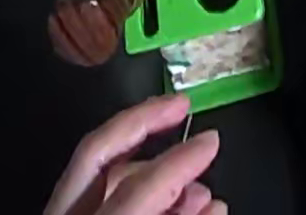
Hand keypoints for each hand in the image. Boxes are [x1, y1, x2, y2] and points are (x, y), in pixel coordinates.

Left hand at [45, 94, 225, 214]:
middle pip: (97, 151)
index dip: (177, 163)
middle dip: (144, 121)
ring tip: (192, 166)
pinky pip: (92, 194)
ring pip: (95, 171)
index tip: (212, 140)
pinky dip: (130, 185)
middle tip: (183, 103)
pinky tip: (170, 196)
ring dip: (145, 162)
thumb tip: (212, 202)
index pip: (133, 191)